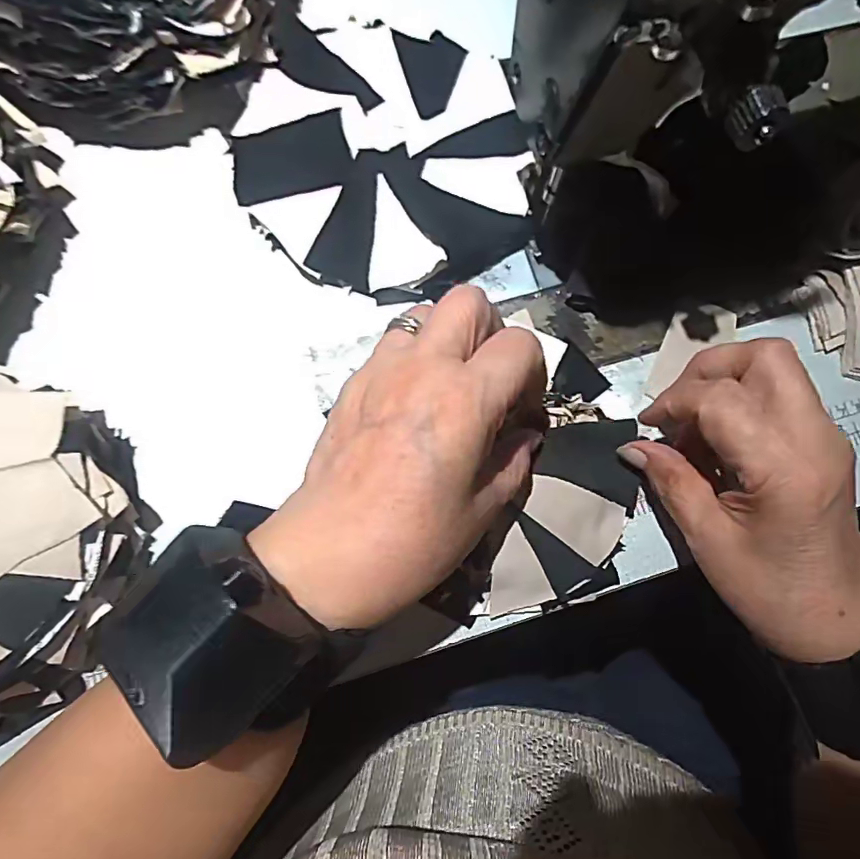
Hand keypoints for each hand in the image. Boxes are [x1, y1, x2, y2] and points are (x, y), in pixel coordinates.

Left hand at [249, 286, 545, 628]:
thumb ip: (513, 462)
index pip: (520, 344)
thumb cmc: (410, 543)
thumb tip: (525, 436)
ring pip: (424, 313)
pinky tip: (410, 406)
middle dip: (491, 331)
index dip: (534, 373)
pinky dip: (412, 359)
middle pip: (469, 301)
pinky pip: (390, 346)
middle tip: (490, 381)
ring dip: (447, 338)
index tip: (523, 410)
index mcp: (463, 399)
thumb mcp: (481, 511)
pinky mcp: (351, 385)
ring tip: (449, 387)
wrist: (325, 557)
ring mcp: (380, 372)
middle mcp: (422, 369)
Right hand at [618, 339, 859, 662]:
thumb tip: (635, 446)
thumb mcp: (708, 540)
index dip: (674, 401)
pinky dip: (741, 401)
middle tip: (676, 410)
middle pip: (763, 356)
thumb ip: (671, 482)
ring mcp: (826, 435)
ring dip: (724, 383)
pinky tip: (718, 444)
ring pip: (775, 367)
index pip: (721, 396)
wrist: (836, 619)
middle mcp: (815, 436)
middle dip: (707, 370)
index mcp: (785, 465)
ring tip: (695, 430)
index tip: (648, 427)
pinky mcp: (824, 441)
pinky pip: (781, 394)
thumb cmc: (771, 590)